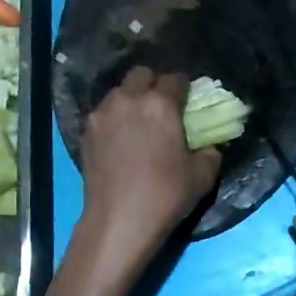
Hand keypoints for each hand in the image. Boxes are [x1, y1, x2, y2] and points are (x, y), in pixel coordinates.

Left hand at [79, 67, 222, 259]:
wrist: (118, 220)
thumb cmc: (165, 195)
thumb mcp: (202, 177)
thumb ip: (210, 154)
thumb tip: (209, 147)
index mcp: (160, 104)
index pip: (175, 79)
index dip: (183, 88)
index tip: (186, 101)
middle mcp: (128, 99)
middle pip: (140, 75)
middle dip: (152, 84)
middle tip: (160, 107)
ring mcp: (102, 114)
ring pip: (118, 92)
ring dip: (130, 100)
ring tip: (136, 123)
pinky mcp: (86, 132)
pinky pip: (102, 114)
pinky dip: (113, 119)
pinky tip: (119, 139)